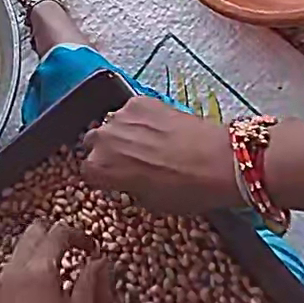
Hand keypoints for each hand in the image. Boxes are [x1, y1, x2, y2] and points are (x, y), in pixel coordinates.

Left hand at [0, 221, 112, 302]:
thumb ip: (91, 281)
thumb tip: (100, 261)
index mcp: (35, 271)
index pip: (57, 234)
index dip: (79, 236)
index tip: (93, 249)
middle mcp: (11, 272)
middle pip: (34, 234)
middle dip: (57, 238)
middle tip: (78, 256)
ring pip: (20, 252)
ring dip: (42, 254)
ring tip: (65, 278)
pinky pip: (12, 273)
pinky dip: (29, 272)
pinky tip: (45, 296)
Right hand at [79, 97, 240, 214]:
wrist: (216, 161)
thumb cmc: (184, 190)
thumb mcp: (149, 202)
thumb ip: (128, 187)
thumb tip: (129, 179)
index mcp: (99, 168)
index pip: (87, 170)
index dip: (102, 175)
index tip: (114, 177)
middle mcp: (102, 138)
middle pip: (95, 142)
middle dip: (109, 150)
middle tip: (131, 159)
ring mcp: (120, 116)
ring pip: (112, 123)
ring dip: (123, 132)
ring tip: (148, 141)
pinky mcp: (140, 100)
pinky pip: (131, 110)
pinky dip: (140, 118)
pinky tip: (160, 127)